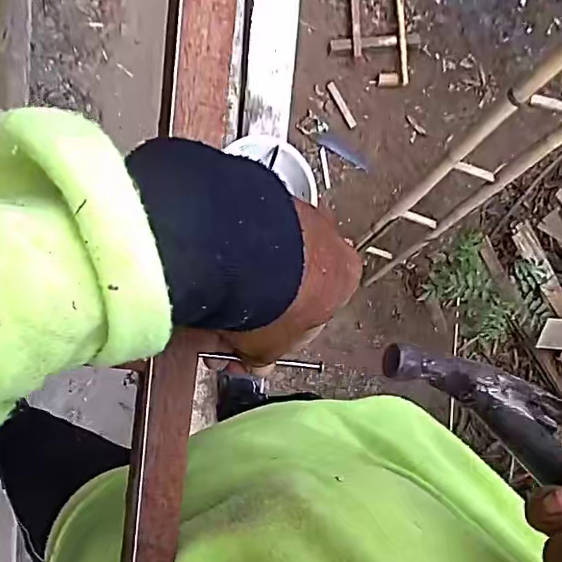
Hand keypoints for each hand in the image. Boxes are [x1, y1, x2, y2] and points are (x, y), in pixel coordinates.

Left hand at [125, 139, 358, 368]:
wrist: (250, 256)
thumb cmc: (276, 301)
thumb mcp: (271, 348)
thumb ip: (265, 356)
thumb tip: (256, 364)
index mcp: (346, 279)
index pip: (314, 313)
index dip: (280, 331)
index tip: (257, 339)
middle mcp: (330, 241)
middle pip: (293, 281)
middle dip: (263, 304)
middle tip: (232, 322)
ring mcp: (301, 215)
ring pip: (272, 254)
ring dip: (247, 276)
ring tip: (218, 295)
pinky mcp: (270, 196)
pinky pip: (252, 229)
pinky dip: (235, 248)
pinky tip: (215, 267)